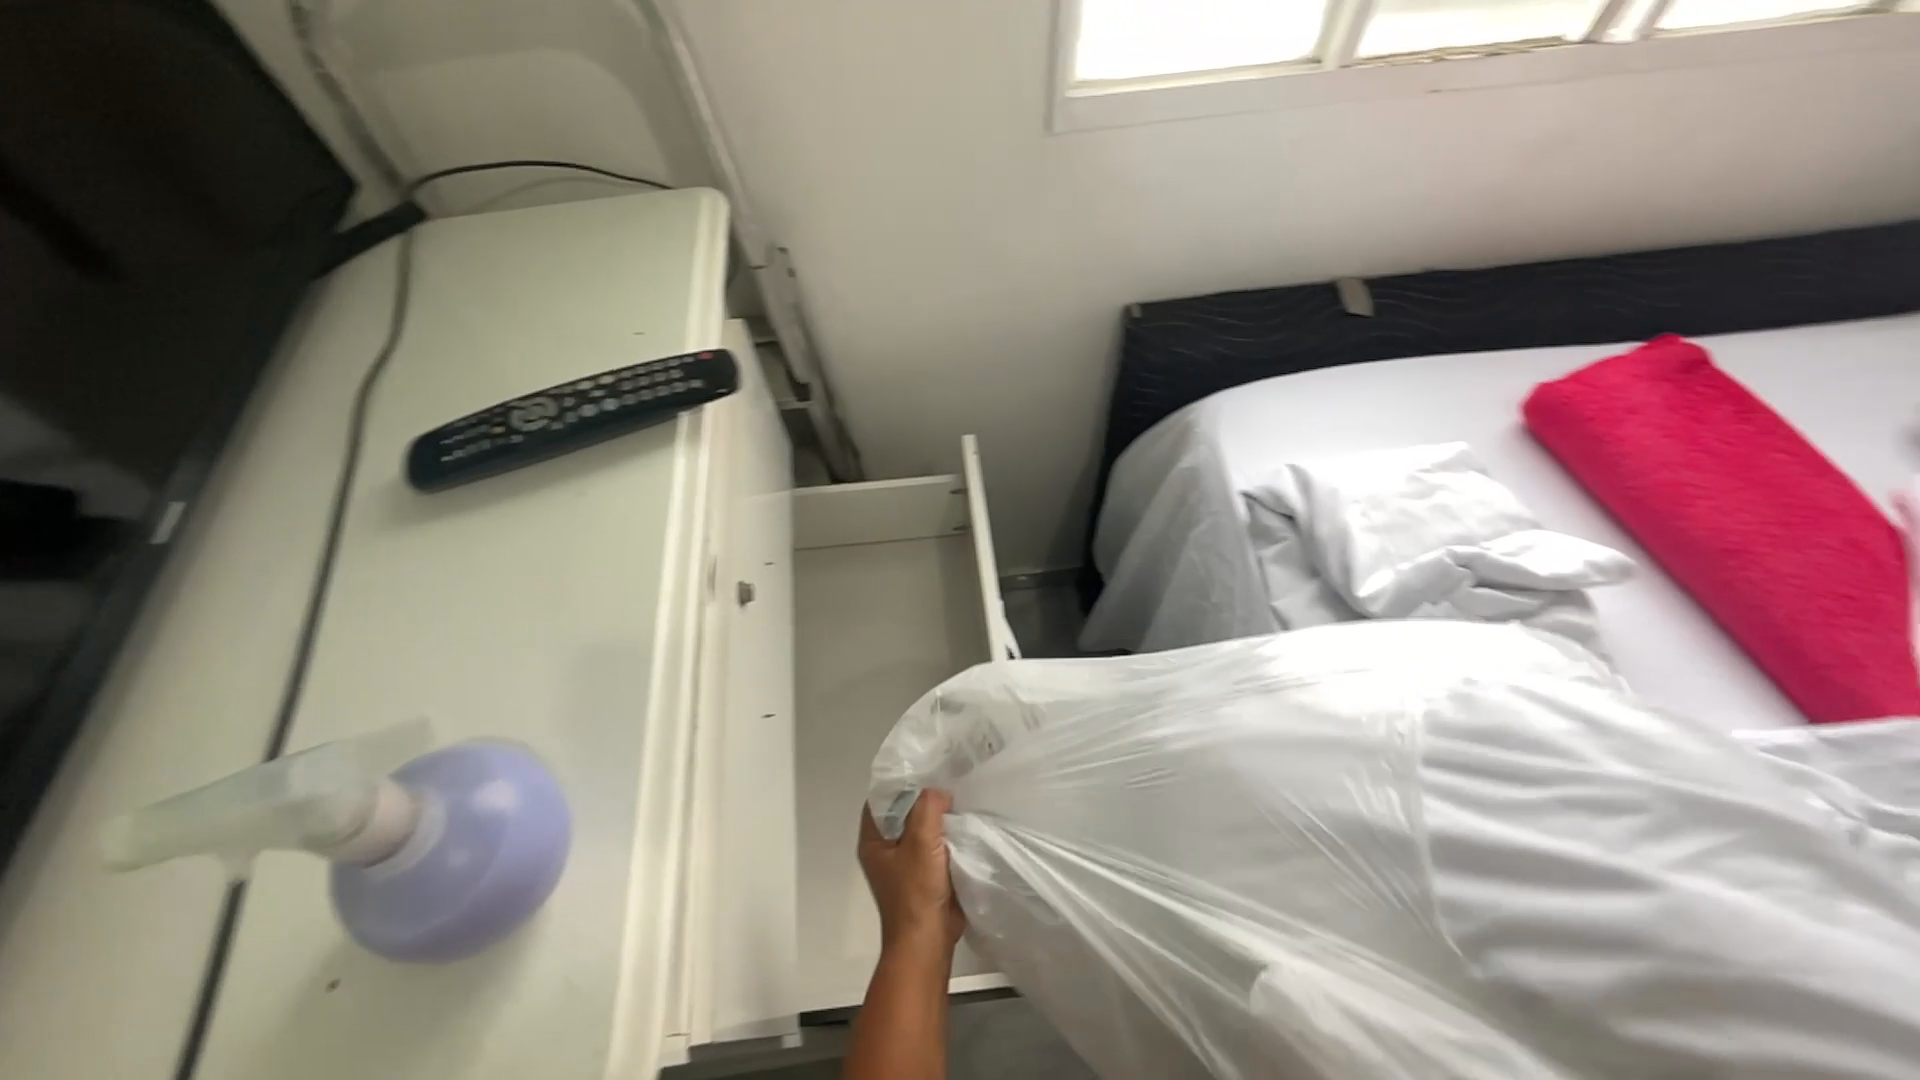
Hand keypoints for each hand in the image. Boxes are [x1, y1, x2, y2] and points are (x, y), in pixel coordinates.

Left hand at [858, 790, 965, 954]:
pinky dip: (947, 836)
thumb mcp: (921, 841)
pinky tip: (964, 824)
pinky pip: (935, 846)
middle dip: (923, 798)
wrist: (928, 940)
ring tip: (959, 797)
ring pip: (921, 829)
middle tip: (947, 777)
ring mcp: (904, 863)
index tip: (925, 766)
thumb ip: (928, 808)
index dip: (900, 781)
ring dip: (938, 818)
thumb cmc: (917, 891)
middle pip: (903, 813)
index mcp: (873, 840)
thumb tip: (938, 793)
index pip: (882, 799)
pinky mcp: (924, 875)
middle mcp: (885, 849)